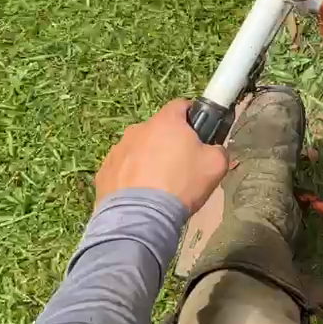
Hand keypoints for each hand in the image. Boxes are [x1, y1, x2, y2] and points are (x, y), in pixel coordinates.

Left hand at [93, 100, 229, 214]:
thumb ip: (218, 149)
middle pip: (159, 130)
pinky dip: (132, 178)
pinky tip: (141, 197)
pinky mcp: (104, 172)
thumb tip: (213, 149)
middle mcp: (138, 129)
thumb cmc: (182, 184)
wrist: (140, 218)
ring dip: (149, 160)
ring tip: (159, 187)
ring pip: (139, 149)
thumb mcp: (216, 165)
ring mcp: (117, 150)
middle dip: (170, 143)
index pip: (181, 105)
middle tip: (182, 167)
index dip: (193, 117)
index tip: (200, 134)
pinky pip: (123, 169)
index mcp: (166, 122)